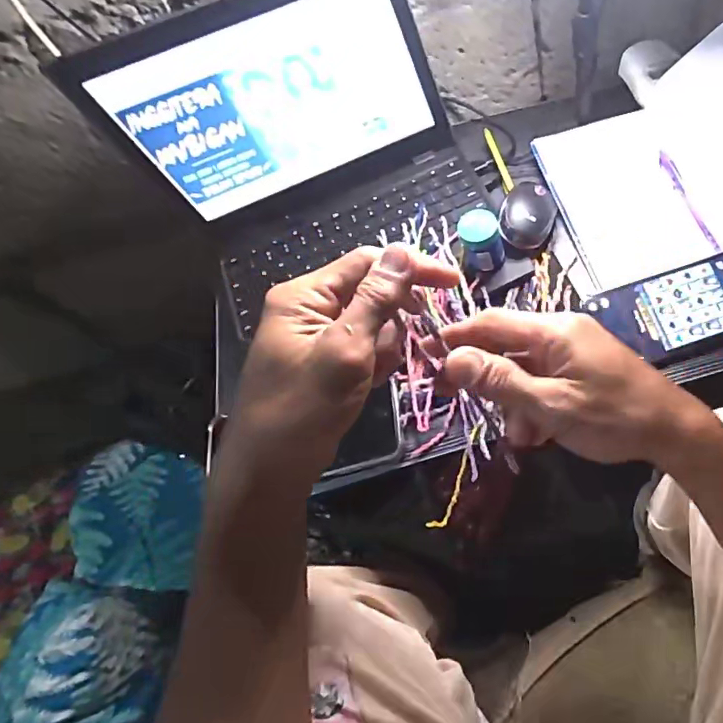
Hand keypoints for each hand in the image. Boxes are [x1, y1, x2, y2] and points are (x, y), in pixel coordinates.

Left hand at [230, 245, 460, 477]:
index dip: (411, 268)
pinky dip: (376, 362)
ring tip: (376, 374)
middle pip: (372, 291)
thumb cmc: (303, 409)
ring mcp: (317, 335)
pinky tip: (371, 382)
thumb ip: (375, 300)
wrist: (270, 471)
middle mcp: (309, 308)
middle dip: (397, 317)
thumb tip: (402, 252)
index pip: (367, 262)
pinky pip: (365, 347)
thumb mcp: (345, 351)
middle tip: (417, 343)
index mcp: (305, 295)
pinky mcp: (327, 361)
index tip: (453, 283)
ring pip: (374, 323)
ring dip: (387, 346)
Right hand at [439, 309, 721, 466]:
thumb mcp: (551, 405)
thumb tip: (453, 359)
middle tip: (459, 401)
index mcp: (553, 330)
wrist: (671, 430)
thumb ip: (501, 381)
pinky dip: (535, 403)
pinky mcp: (582, 367)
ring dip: (514, 401)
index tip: (426, 355)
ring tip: (523, 436)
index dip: (456, 337)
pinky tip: (539, 432)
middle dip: (487, 379)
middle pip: (505, 345)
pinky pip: (545, 378)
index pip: (491, 322)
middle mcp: (561, 331)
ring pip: (524, 368)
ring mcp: (574, 349)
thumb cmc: (612, 417)